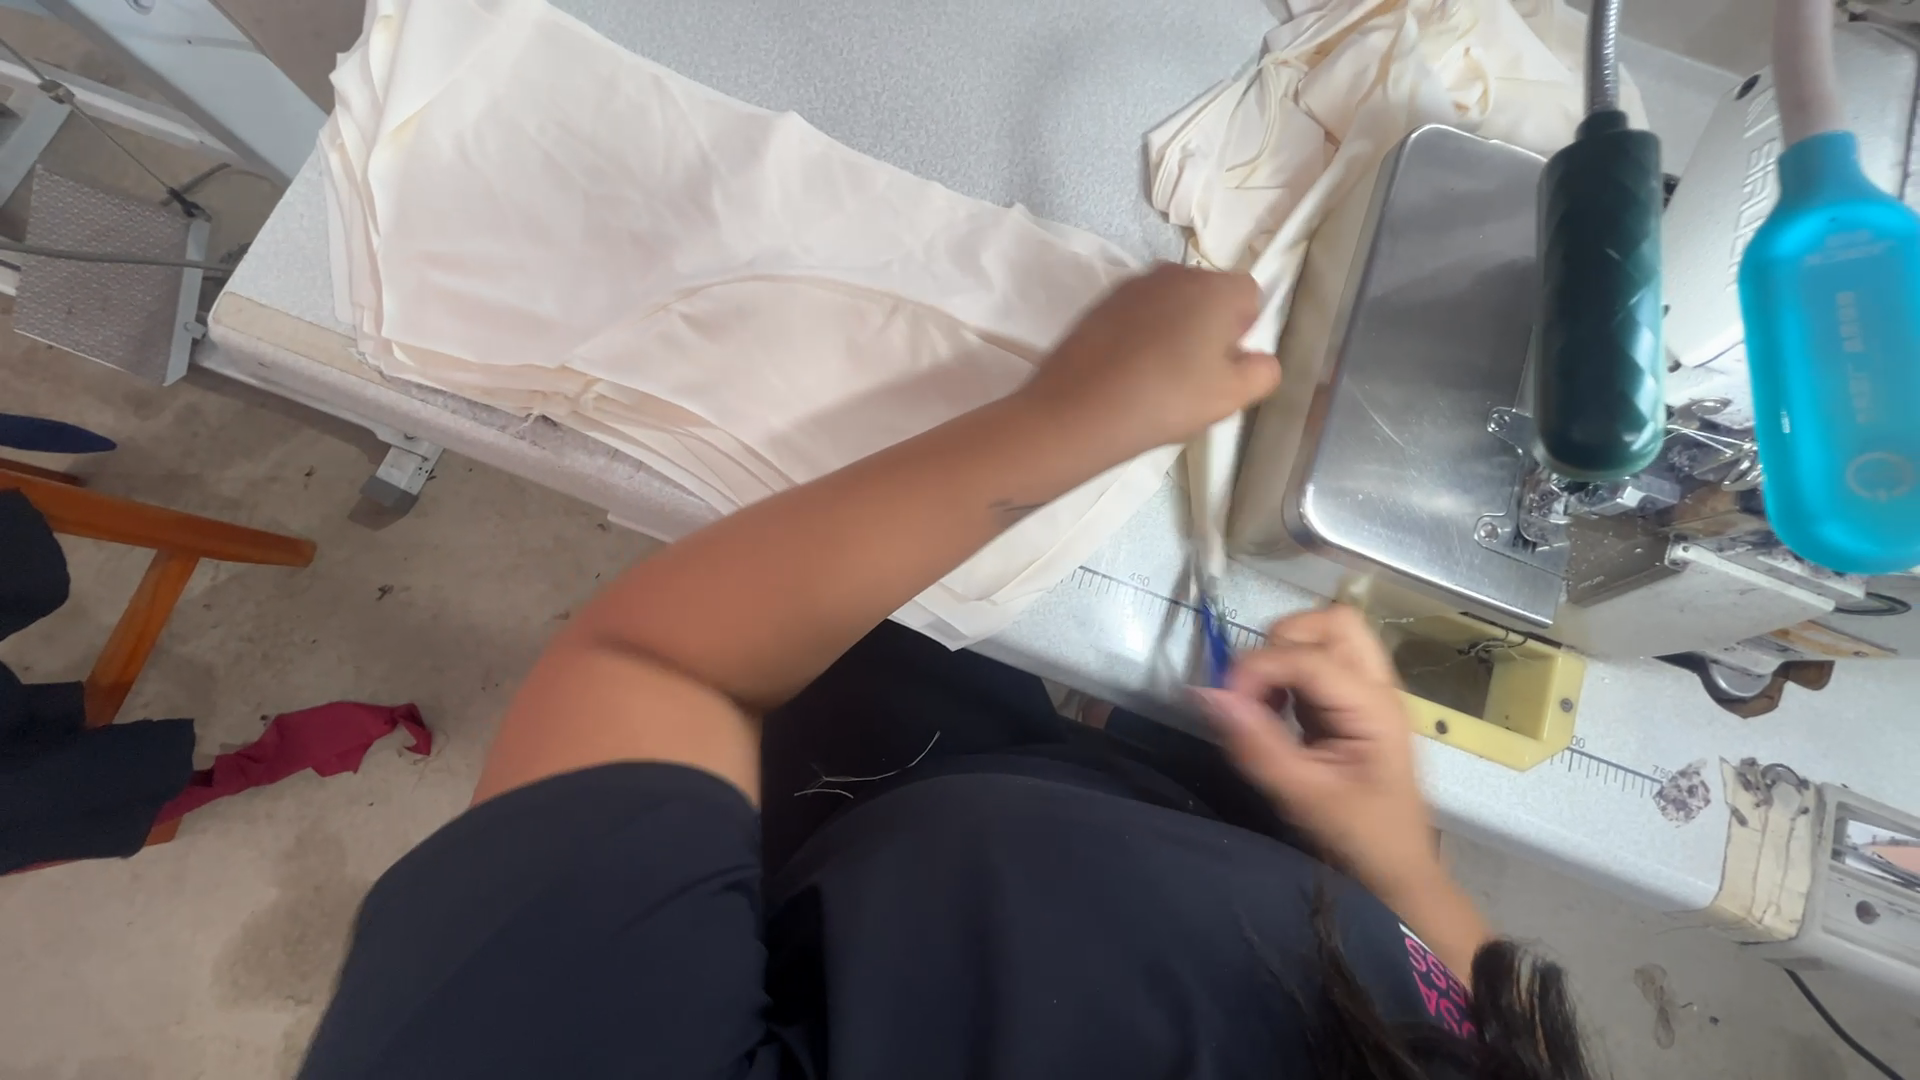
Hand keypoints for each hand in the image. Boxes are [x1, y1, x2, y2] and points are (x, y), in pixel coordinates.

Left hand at [1016, 263, 1280, 460]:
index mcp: (1216, 286)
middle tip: (1191, 375)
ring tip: (1155, 376)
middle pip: (1207, 295)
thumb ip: (1263, 371)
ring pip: (1169, 305)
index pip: (1250, 295)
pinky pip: (1134, 315)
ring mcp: (1131, 285)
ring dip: (1171, 330)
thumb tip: (1258, 358)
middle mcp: (1175, 272)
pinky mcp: (1098, 304)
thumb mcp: (1231, 396)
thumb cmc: (1165, 400)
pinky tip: (1126, 371)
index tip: (1222, 366)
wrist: (1078, 411)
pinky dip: (1137, 335)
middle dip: (1207, 327)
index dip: (1243, 331)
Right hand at [1196, 606, 1441, 901]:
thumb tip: (1207, 694)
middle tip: (1255, 687)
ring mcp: (1366, 691)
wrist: (1397, 873)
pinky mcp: (1350, 700)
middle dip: (1281, 641)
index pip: (1307, 657)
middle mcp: (1376, 687)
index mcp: (1373, 708)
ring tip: (1264, 699)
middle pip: (1331, 621)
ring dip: (1283, 652)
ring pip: (1325, 632)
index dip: (1257, 669)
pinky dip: (1286, 669)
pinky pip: (1315, 658)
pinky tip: (1275, 708)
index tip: (1226, 703)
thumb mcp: (1300, 796)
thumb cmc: (1357, 838)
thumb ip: (1255, 743)